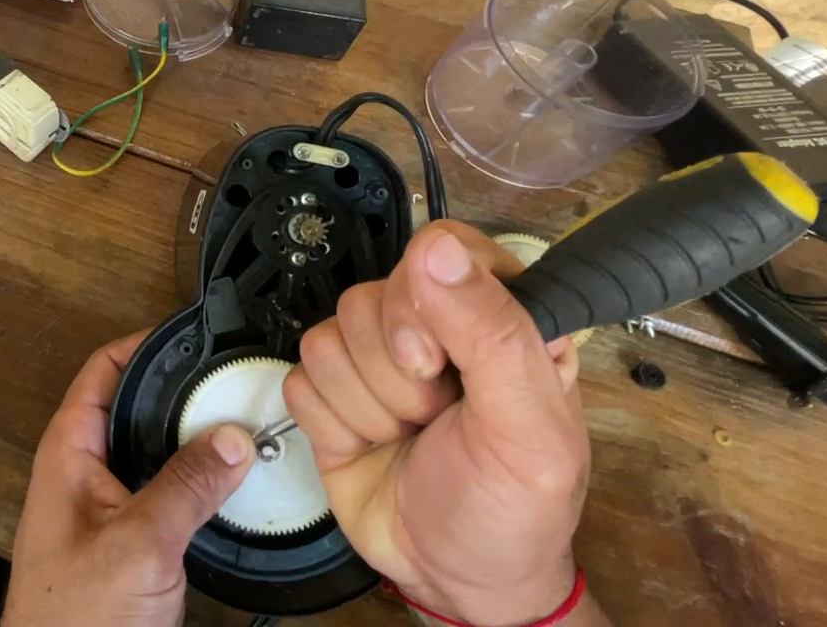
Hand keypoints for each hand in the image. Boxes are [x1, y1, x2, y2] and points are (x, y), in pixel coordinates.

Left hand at [4, 332, 255, 626]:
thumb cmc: (74, 617)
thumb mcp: (138, 542)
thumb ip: (186, 486)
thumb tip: (230, 438)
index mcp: (69, 449)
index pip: (103, 369)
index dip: (141, 344)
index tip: (185, 333)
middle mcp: (84, 467)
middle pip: (131, 405)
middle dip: (174, 390)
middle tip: (221, 376)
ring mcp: (104, 502)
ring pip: (150, 449)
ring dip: (186, 437)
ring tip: (232, 420)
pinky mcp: (125, 536)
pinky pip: (162, 487)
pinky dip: (192, 477)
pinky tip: (224, 482)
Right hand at [282, 222, 592, 626]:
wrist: (452, 580)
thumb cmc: (512, 510)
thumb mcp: (528, 432)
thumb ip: (492, 332)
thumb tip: (437, 247)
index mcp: (495, 318)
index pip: (440, 250)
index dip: (421, 296)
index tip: (435, 359)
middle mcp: (428, 327)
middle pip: (368, 297)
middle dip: (394, 373)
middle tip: (433, 417)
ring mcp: (371, 357)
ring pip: (325, 336)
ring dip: (366, 404)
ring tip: (404, 437)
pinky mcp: (328, 390)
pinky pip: (298, 376)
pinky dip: (333, 423)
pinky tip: (368, 444)